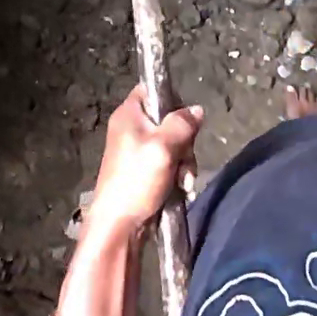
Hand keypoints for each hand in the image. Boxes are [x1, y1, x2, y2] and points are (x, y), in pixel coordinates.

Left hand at [88, 87, 202, 236]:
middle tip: (183, 157)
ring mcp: (138, 151)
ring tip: (182, 180)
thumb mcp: (163, 147)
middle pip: (169, 120)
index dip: (171, 98)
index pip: (151, 89)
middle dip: (184, 141)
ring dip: (184, 162)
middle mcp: (132, 128)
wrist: (119, 225)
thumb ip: (182, 124)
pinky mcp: (145, 171)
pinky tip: (180, 189)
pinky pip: (170, 163)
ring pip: (174, 144)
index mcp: (129, 114)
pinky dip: (178, 174)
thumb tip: (197, 110)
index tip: (184, 117)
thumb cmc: (136, 180)